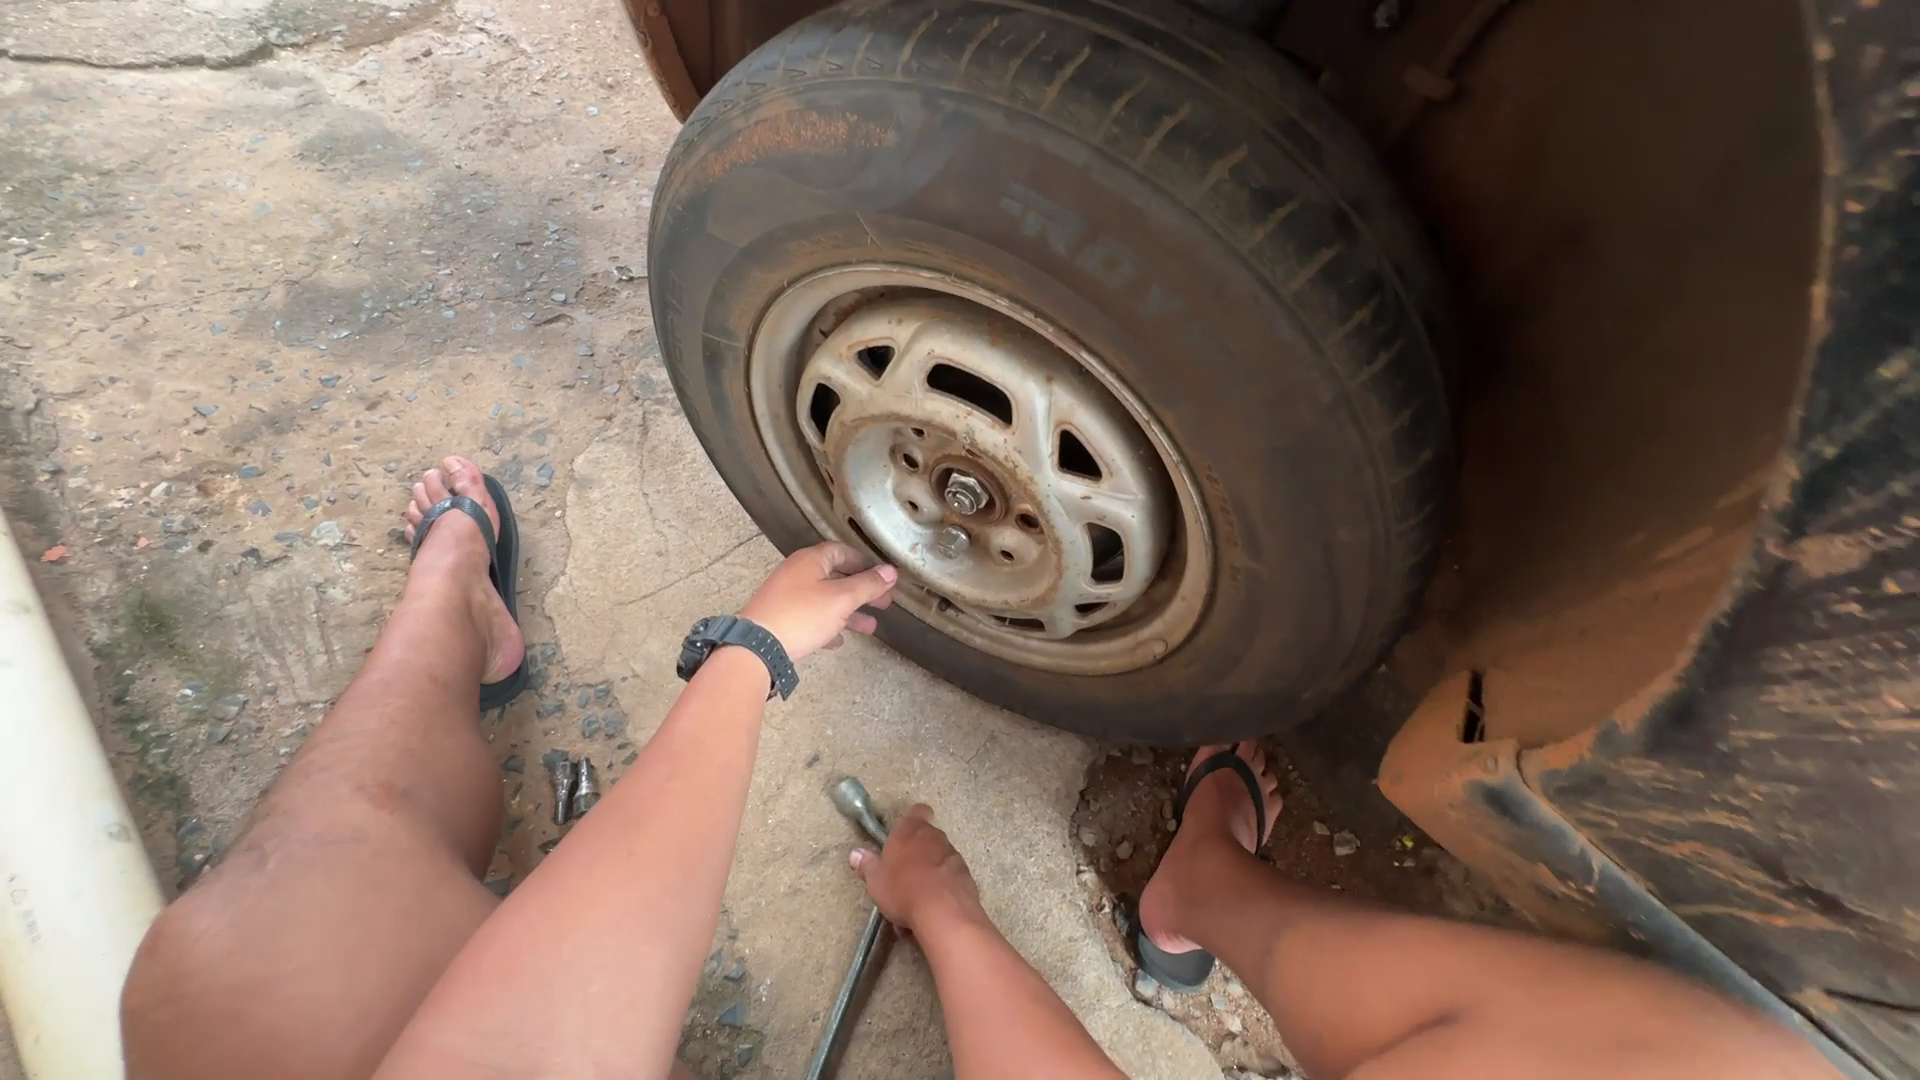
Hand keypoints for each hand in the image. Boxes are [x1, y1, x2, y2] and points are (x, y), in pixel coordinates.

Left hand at [738, 541, 896, 660]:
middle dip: (861, 591)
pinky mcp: (781, 619)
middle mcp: (797, 573)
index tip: (882, 576)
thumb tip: (890, 571)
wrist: (757, 647)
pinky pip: (810, 618)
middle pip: (836, 577)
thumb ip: (867, 584)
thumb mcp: (842, 599)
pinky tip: (838, 639)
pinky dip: (827, 625)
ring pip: (825, 600)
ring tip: (869, 627)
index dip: (865, 563)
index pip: (843, 552)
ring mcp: (787, 596)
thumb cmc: (800, 616)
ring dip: (849, 612)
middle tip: (883, 602)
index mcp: (810, 560)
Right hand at [850, 805, 983, 932]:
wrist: (943, 911)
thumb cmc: (903, 889)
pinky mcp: (965, 876)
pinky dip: (940, 888)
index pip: (916, 811)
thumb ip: (867, 864)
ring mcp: (952, 855)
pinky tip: (929, 910)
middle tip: (901, 876)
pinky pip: (948, 878)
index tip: (905, 831)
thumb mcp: (876, 880)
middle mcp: (934, 836)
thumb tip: (855, 853)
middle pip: (926, 837)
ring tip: (913, 901)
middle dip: (916, 853)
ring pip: (938, 859)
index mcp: (910, 830)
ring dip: (928, 873)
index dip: (912, 818)